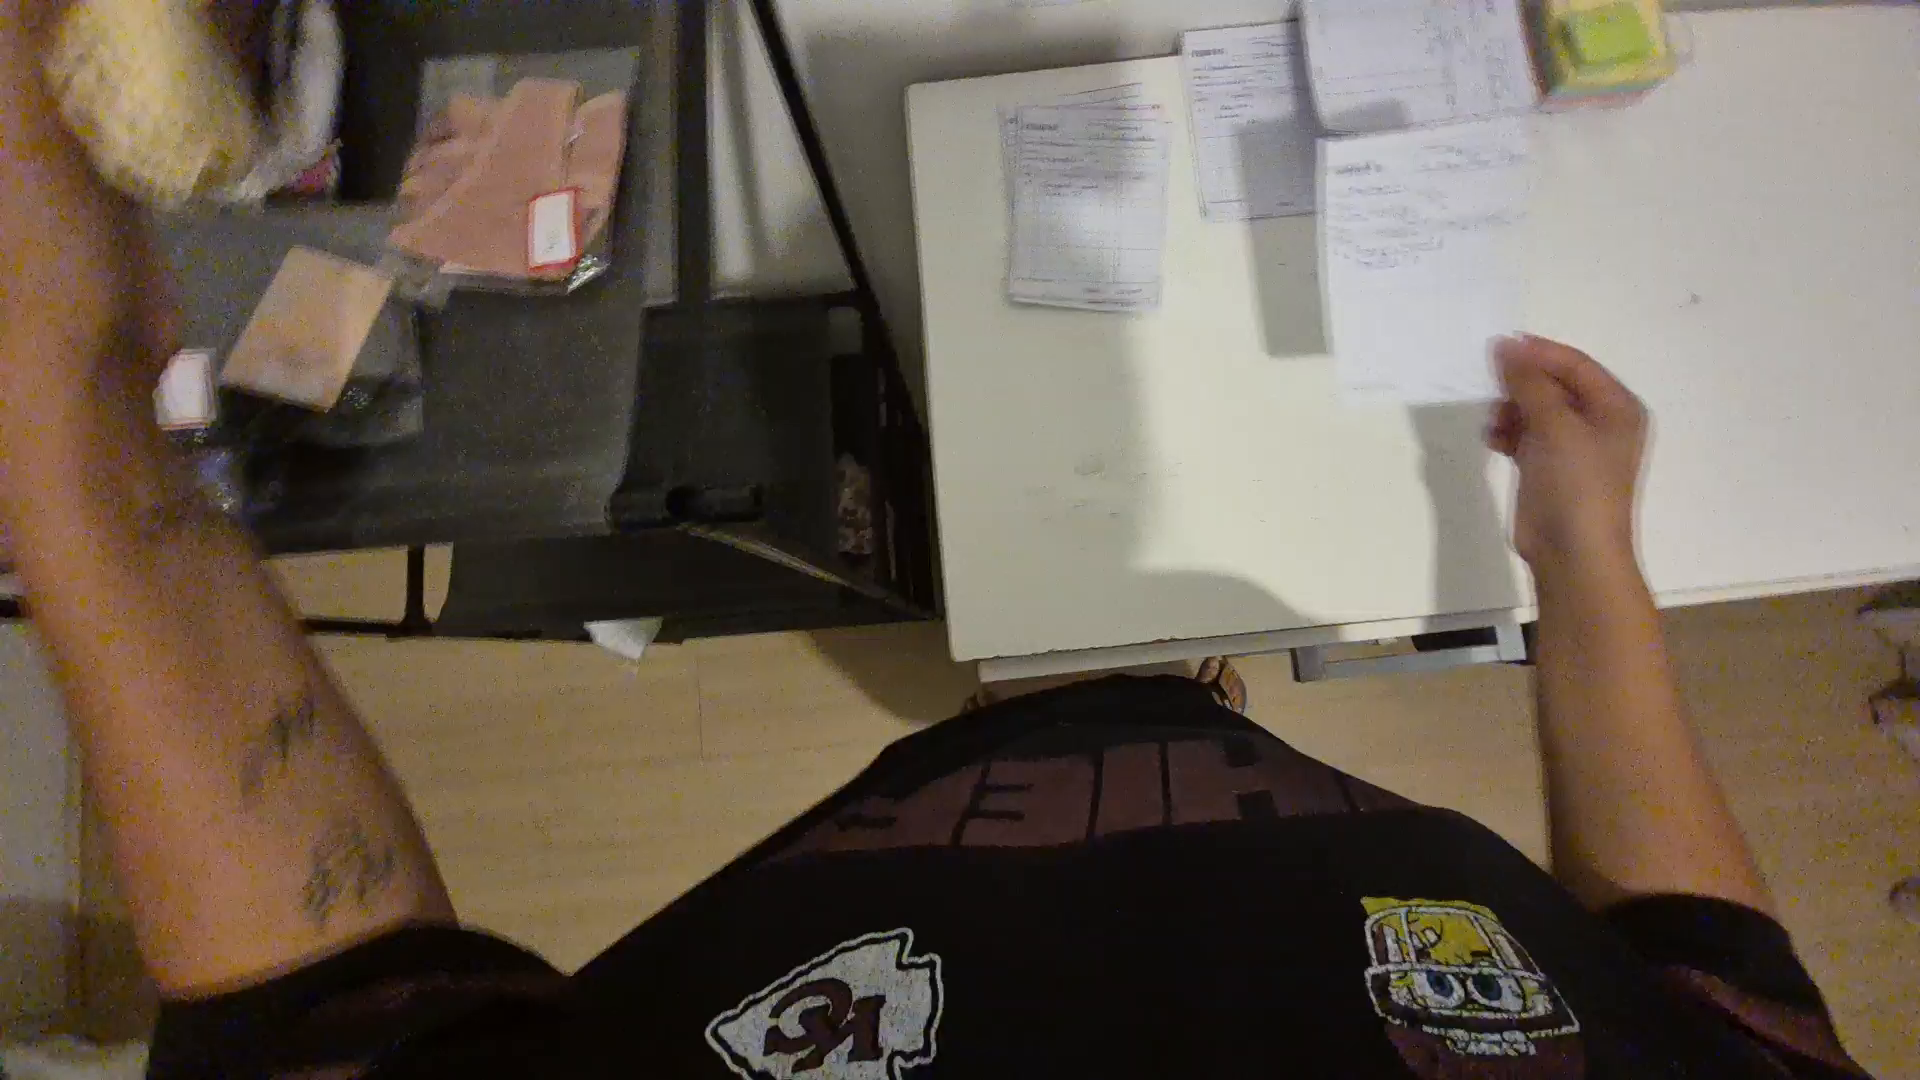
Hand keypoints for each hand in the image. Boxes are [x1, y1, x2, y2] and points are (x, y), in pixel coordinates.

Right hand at [1486, 335, 1646, 572]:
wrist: (1572, 548)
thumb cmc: (1576, 485)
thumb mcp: (1556, 428)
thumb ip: (1529, 385)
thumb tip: (1505, 347)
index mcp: (1616, 407)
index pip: (1574, 365)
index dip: (1537, 353)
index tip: (1495, 347)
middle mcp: (1597, 421)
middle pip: (1552, 385)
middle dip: (1519, 384)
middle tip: (1488, 390)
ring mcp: (1570, 445)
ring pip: (1534, 409)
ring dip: (1509, 410)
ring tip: (1493, 424)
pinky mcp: (1546, 465)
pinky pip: (1523, 434)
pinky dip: (1506, 432)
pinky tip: (1493, 440)